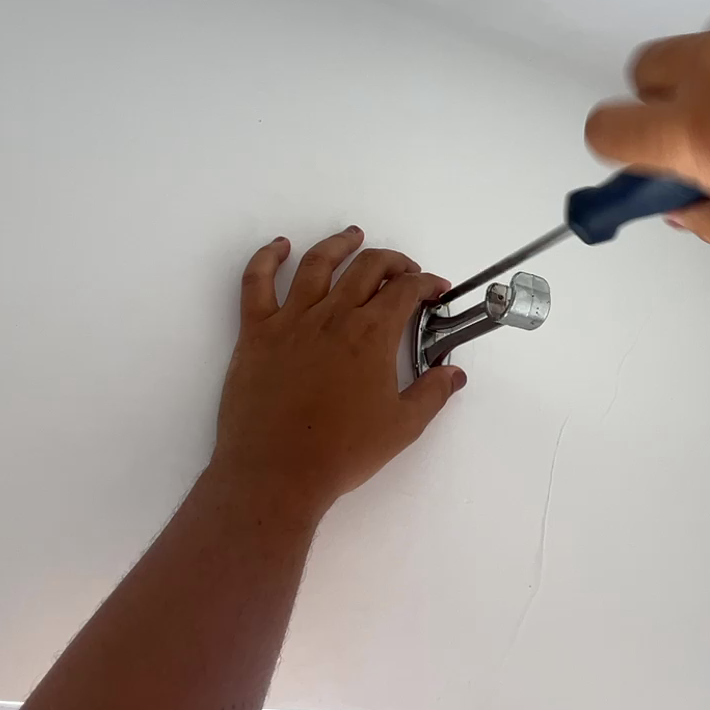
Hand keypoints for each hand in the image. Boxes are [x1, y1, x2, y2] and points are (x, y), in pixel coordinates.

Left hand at [210, 227, 463, 517]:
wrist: (276, 473)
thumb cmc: (341, 453)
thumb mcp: (402, 427)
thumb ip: (433, 394)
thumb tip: (454, 373)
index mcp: (372, 334)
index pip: (406, 290)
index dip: (427, 283)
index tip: (435, 288)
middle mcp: (334, 315)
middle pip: (368, 267)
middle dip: (394, 261)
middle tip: (404, 271)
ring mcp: (291, 319)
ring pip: (318, 263)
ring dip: (340, 244)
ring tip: (352, 236)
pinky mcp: (256, 331)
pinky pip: (256, 282)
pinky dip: (267, 257)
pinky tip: (279, 246)